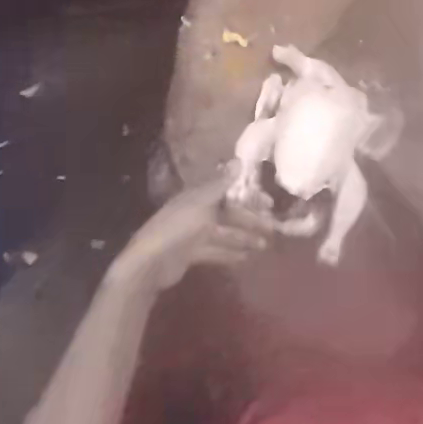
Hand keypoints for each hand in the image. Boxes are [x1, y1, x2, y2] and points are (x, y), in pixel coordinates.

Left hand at [107, 173, 272, 293]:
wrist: (150, 263)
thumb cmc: (178, 228)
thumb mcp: (202, 203)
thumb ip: (222, 184)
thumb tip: (239, 160)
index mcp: (198, 196)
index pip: (228, 191)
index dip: (248, 196)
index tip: (268, 203)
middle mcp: (197, 212)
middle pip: (228, 214)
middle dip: (250, 220)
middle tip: (272, 228)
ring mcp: (193, 234)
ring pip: (225, 233)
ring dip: (244, 238)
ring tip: (264, 245)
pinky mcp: (192, 253)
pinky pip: (216, 251)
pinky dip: (231, 253)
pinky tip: (247, 258)